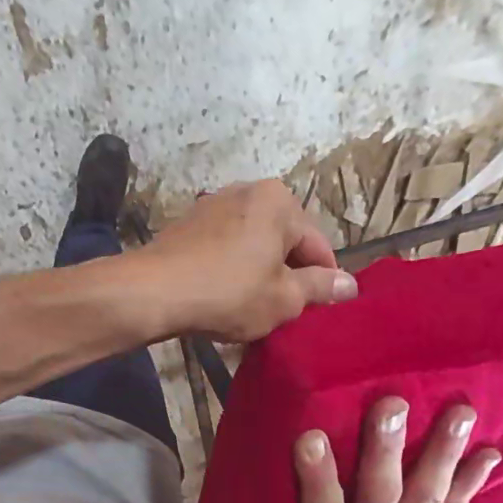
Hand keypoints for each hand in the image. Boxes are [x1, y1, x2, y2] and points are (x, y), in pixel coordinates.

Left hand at [138, 180, 356, 340]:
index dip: (324, 281)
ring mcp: (214, 204)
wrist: (152, 291)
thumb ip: (320, 288)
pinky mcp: (188, 223)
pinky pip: (224, 246)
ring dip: (258, 272)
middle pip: (284, 240)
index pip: (317, 245)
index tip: (319, 311)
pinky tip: (223, 295)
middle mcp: (248, 191)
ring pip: (253, 244)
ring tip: (252, 306)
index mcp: (279, 202)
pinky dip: (231, 268)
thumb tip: (350, 284)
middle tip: (283, 311)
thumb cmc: (228, 293)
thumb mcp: (283, 298)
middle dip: (288, 274)